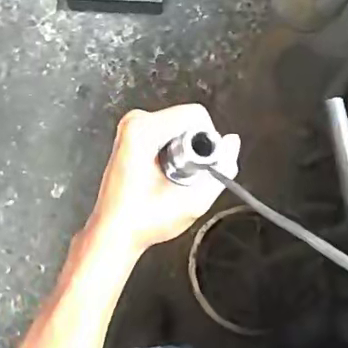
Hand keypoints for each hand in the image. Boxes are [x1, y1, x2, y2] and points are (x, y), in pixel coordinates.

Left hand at [86, 104, 238, 254]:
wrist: (115, 233)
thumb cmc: (141, 221)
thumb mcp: (194, 201)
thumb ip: (222, 169)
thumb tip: (232, 143)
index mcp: (142, 130)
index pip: (196, 115)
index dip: (207, 142)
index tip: (195, 168)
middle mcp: (133, 122)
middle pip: (188, 119)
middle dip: (195, 147)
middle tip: (181, 177)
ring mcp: (130, 127)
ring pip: (179, 126)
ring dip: (186, 151)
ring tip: (170, 178)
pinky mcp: (132, 136)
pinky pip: (168, 133)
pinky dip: (175, 151)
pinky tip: (163, 174)